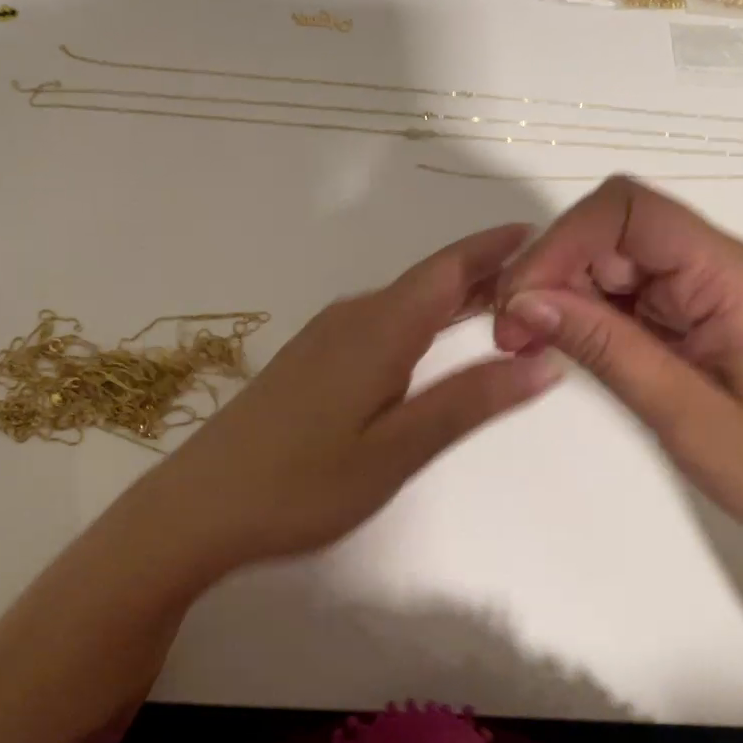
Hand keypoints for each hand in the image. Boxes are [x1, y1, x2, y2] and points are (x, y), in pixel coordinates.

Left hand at [131, 224, 563, 575]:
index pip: (448, 269)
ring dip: (451, 297)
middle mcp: (351, 317)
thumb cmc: (302, 484)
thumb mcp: (397, 450)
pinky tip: (430, 342)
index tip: (541, 235)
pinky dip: (419, 320)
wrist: (198, 506)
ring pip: (402, 301)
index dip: (494, 248)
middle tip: (541, 278)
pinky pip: (379, 321)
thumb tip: (545, 361)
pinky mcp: (308, 360)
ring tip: (501, 305)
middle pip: (427, 281)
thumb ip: (470, 402)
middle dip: (482, 273)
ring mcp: (324, 337)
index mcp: (379, 329)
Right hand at [492, 176, 742, 566]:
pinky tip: (559, 346)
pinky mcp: (694, 319)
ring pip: (611, 262)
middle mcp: (715, 267)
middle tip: (511, 332)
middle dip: (552, 268)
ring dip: (561, 293)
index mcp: (728, 273)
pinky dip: (585, 316)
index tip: (520, 299)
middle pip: (612, 230)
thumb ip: (604, 348)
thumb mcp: (686, 415)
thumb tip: (524, 299)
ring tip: (524, 343)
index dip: (563, 240)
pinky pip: (626, 297)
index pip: (627, 210)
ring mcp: (704, 292)